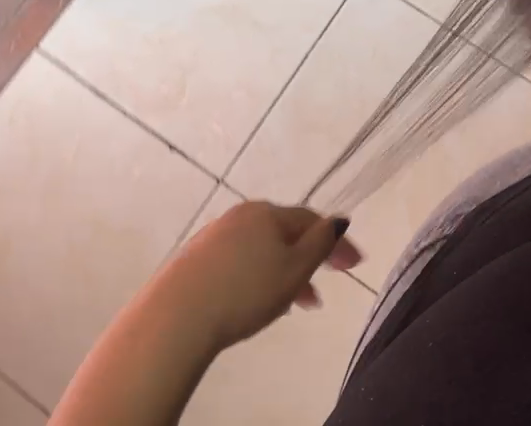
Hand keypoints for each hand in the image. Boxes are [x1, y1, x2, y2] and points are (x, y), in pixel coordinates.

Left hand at [171, 202, 361, 347]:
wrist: (175, 318)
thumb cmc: (244, 292)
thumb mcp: (294, 269)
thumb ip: (321, 243)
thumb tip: (338, 220)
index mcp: (268, 213)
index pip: (311, 220)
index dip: (336, 241)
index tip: (355, 264)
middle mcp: (241, 215)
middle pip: (284, 232)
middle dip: (307, 259)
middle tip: (322, 289)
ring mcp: (214, 236)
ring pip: (261, 249)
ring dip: (282, 271)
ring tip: (292, 304)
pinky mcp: (193, 260)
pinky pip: (238, 261)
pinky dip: (256, 275)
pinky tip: (255, 299)